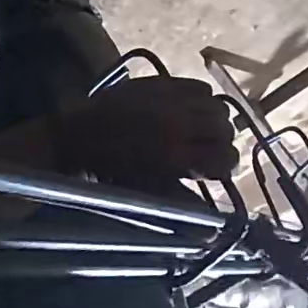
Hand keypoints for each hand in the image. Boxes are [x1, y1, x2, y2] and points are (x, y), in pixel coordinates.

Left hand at [50, 76, 237, 192]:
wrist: (80, 134)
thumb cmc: (111, 170)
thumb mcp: (146, 191)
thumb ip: (181, 201)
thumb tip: (212, 224)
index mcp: (176, 157)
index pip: (226, 157)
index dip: (227, 164)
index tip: (219, 167)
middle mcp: (180, 125)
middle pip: (226, 129)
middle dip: (222, 140)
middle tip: (209, 146)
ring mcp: (173, 100)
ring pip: (218, 106)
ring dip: (215, 118)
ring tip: (200, 126)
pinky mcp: (165, 83)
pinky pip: (201, 87)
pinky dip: (202, 98)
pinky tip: (189, 108)